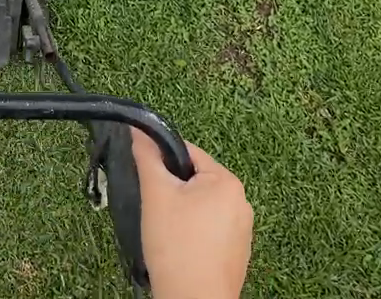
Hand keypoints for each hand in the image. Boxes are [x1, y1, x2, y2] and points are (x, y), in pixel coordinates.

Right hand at [134, 133, 252, 298]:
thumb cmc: (175, 243)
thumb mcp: (155, 192)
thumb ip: (146, 155)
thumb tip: (137, 128)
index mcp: (227, 181)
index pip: (187, 151)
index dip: (161, 159)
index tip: (146, 176)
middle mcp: (242, 202)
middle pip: (194, 178)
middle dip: (172, 187)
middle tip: (154, 204)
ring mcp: (242, 229)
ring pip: (200, 203)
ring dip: (181, 208)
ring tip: (164, 226)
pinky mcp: (237, 252)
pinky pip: (209, 225)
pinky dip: (192, 228)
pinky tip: (178, 244)